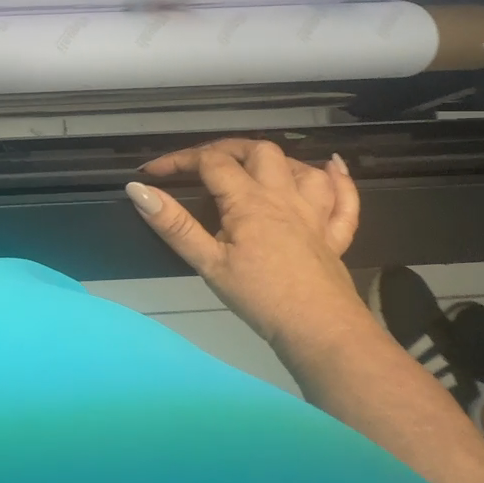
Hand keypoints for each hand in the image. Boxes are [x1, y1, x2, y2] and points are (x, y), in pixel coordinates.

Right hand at [127, 139, 365, 350]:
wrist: (323, 333)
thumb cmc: (260, 298)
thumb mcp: (207, 262)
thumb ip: (173, 224)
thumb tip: (138, 189)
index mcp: (250, 203)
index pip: (211, 163)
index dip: (178, 160)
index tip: (150, 172)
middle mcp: (285, 199)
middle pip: (259, 152)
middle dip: (225, 149)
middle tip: (198, 164)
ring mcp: (316, 216)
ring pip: (301, 169)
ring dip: (275, 160)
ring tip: (251, 166)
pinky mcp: (335, 236)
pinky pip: (345, 199)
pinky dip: (339, 178)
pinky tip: (333, 165)